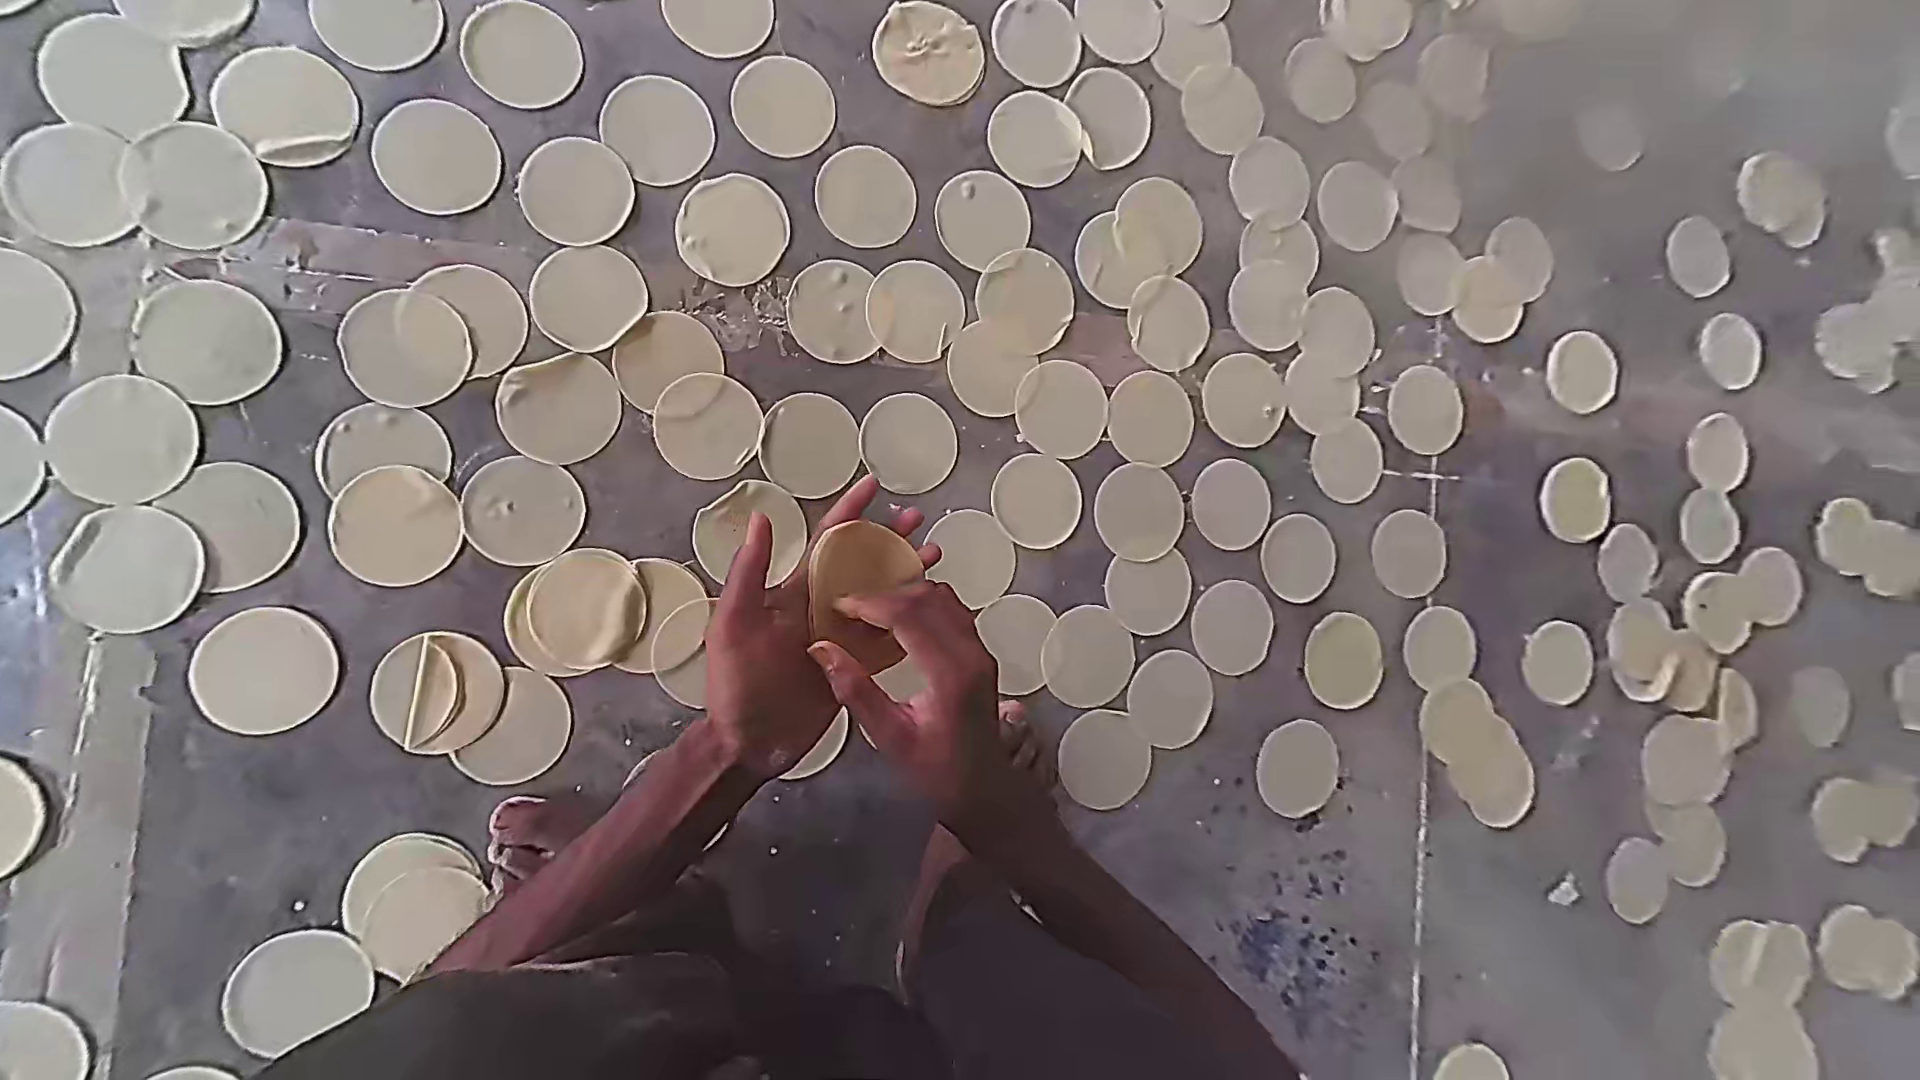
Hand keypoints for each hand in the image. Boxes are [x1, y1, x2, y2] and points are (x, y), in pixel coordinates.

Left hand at [704, 476, 931, 778]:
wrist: (749, 743)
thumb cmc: (735, 683)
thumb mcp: (732, 624)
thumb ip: (749, 574)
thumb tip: (761, 518)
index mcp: (796, 590)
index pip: (828, 541)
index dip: (850, 510)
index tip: (873, 485)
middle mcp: (823, 605)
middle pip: (864, 562)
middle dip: (889, 537)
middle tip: (917, 520)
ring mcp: (842, 634)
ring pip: (882, 594)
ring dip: (906, 572)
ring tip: (933, 555)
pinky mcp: (856, 663)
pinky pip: (887, 635)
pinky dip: (909, 618)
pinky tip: (930, 608)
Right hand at [808, 581, 1052, 841]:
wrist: (985, 786)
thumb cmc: (939, 771)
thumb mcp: (890, 738)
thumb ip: (856, 692)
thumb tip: (821, 650)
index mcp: (951, 674)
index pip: (910, 616)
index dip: (872, 604)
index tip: (841, 606)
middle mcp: (972, 654)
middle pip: (929, 598)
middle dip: (886, 595)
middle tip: (852, 608)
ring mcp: (981, 650)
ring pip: (945, 598)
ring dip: (907, 595)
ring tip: (872, 611)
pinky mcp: (981, 652)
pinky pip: (953, 610)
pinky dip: (924, 604)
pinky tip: (899, 620)